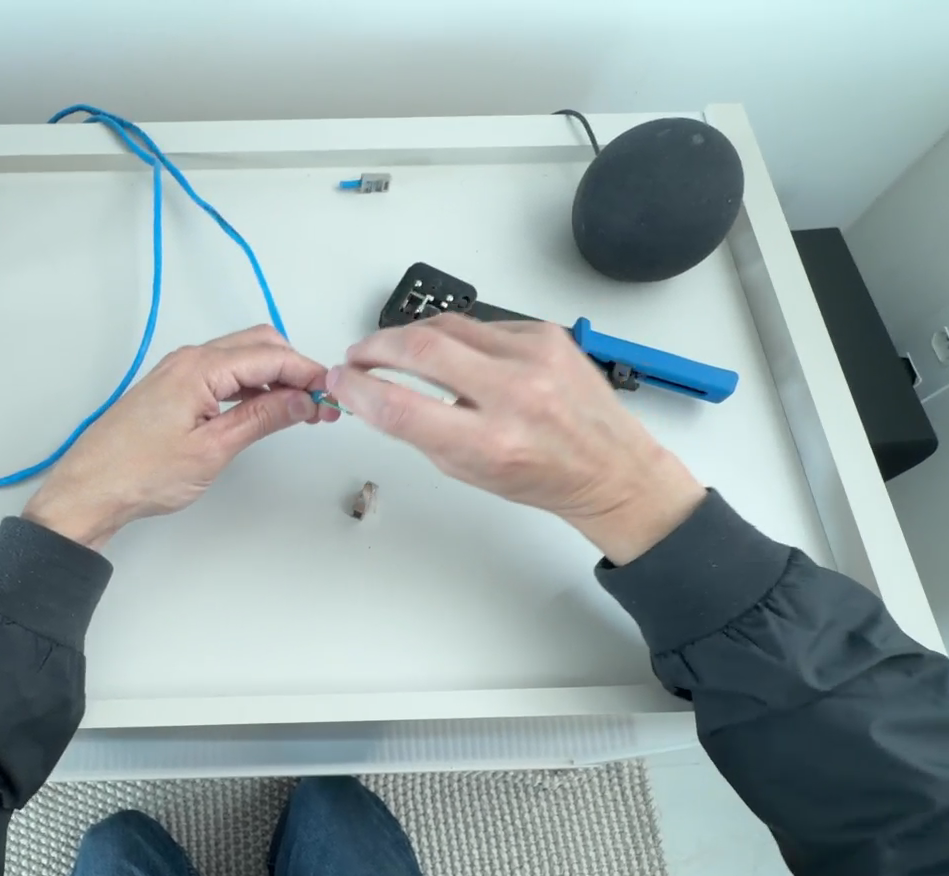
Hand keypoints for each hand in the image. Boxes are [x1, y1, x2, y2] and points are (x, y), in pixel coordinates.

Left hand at [24, 326, 336, 549]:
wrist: (91, 489)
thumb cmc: (139, 473)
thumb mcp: (213, 448)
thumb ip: (262, 418)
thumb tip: (301, 400)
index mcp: (200, 368)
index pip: (270, 356)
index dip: (307, 372)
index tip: (331, 393)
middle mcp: (189, 360)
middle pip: (258, 346)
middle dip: (294, 368)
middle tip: (319, 403)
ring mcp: (178, 373)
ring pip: (240, 359)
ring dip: (273, 378)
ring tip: (299, 411)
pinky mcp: (172, 390)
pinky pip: (222, 375)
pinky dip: (250, 386)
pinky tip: (262, 409)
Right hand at [326, 315, 704, 563]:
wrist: (608, 467)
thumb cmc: (539, 477)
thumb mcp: (466, 470)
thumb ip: (419, 431)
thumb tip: (375, 395)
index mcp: (489, 442)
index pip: (400, 407)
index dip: (357, 390)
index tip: (340, 382)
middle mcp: (513, 394)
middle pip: (420, 348)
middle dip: (374, 347)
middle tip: (357, 356)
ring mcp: (534, 356)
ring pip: (446, 326)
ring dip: (407, 336)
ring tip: (389, 349)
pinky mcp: (545, 334)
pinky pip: (480, 326)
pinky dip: (453, 337)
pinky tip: (448, 353)